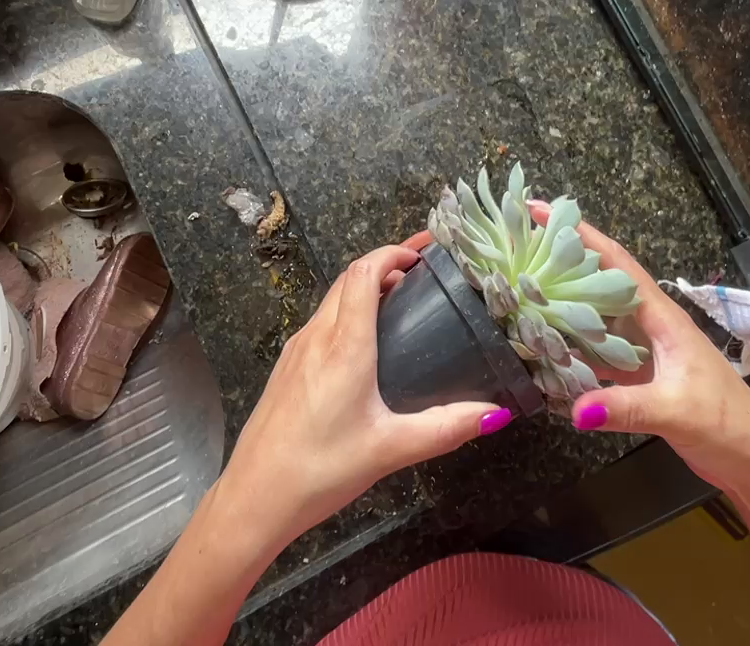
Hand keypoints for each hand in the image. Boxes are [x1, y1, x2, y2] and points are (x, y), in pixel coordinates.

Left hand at [211, 245, 506, 548]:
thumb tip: (496, 413)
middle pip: (348, 277)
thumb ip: (446, 428)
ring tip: (401, 297)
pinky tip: (366, 339)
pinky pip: (321, 321)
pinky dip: (348, 310)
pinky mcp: (287, 367)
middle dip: (385, 262)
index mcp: (344, 345)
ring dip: (365, 285)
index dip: (393, 251)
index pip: (364, 272)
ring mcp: (296, 349)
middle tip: (422, 269)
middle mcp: (317, 336)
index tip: (424, 252)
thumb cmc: (321, 469)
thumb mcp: (390, 449)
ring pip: (332, 298)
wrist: (254, 497)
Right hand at [530, 202, 749, 495]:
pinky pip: (598, 348)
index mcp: (662, 317)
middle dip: (563, 258)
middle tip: (519, 244)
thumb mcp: (676, 412)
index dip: (581, 234)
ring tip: (521, 288)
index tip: (544, 210)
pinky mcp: (640, 373)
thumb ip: (626, 407)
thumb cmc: (727, 425)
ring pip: (596, 313)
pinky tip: (545, 347)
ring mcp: (645, 348)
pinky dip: (572, 344)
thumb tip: (575, 407)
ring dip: (563, 300)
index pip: (617, 263)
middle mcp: (650, 323)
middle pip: (600, 280)